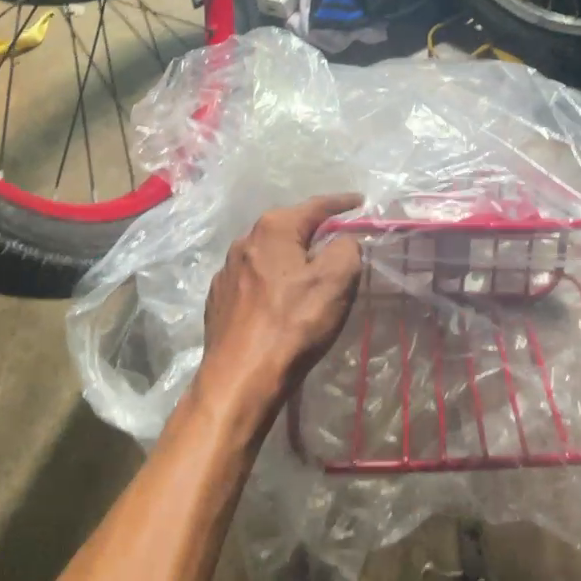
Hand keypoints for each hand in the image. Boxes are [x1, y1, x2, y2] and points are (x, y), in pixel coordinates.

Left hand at [197, 193, 365, 414]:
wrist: (240, 379)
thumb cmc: (293, 324)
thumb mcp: (336, 280)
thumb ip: (346, 248)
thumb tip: (341, 242)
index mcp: (273, 229)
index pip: (316, 206)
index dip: (342, 203)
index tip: (360, 201)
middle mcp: (245, 242)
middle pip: (289, 228)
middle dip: (314, 230)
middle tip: (338, 237)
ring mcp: (227, 272)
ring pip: (270, 255)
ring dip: (291, 258)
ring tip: (310, 270)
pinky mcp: (219, 301)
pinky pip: (255, 279)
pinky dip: (273, 281)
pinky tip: (281, 299)